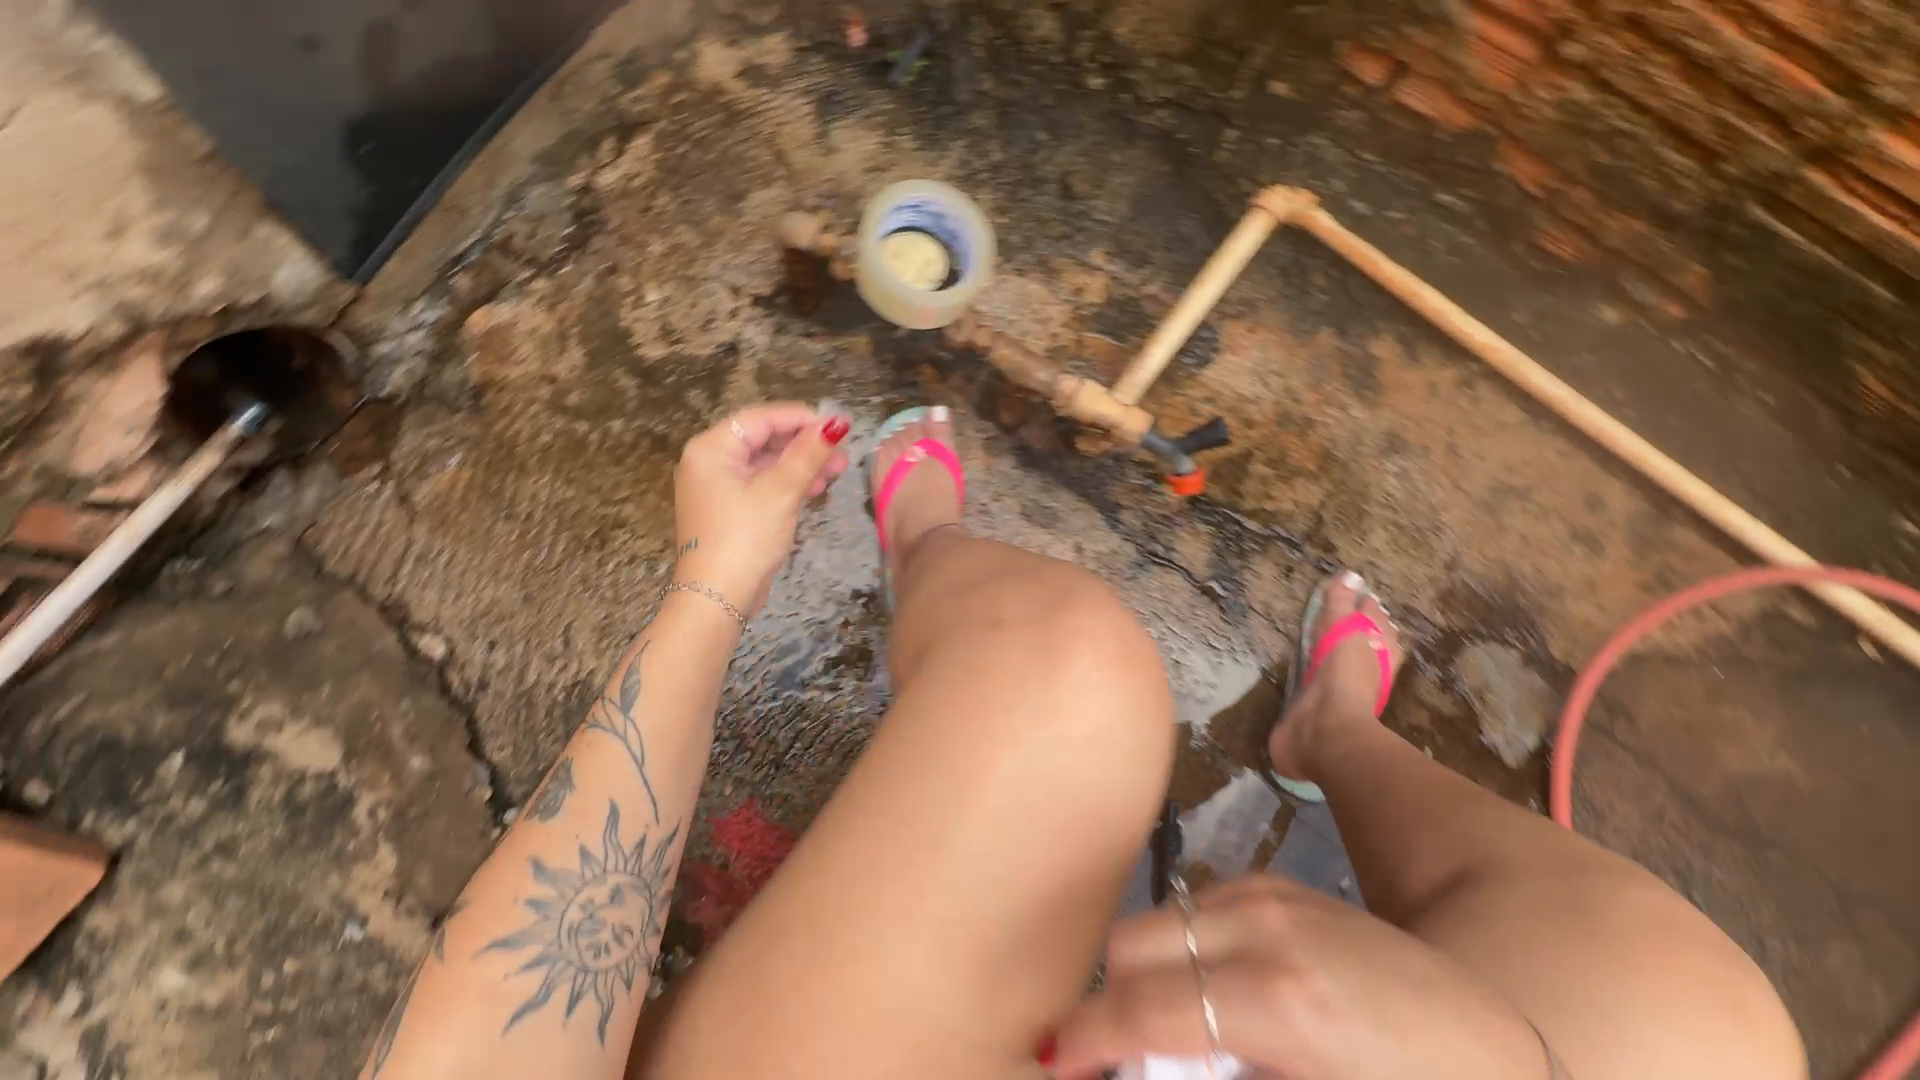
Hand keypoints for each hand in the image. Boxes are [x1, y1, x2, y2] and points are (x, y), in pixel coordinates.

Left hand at [673, 402, 850, 616]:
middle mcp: (709, 461)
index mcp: (711, 448)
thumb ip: (808, 454)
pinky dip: (788, 483)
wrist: (717, 597)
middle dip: (805, 444)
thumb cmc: (745, 539)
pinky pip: (762, 483)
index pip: (762, 418)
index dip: (802, 419)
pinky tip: (816, 489)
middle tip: (843, 453)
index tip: (840, 426)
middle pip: (764, 438)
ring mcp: (718, 486)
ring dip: (802, 464)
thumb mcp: (781, 492)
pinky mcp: (729, 508)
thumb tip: (836, 422)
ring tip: (838, 472)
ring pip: (766, 462)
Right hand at [1048, 876, 1549, 1079]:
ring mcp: (1277, 900)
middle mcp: (1262, 926)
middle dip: (1112, 1001)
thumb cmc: (1422, 1076)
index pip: (1135, 1006)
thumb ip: (1215, 1063)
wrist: (1540, 1045)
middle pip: (1131, 945)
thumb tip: (1143, 1054)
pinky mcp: (1291, 894)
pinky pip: (1205, 909)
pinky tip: (1219, 998)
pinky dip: (1188, 952)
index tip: (1055, 1060)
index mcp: (1272, 995)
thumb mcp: (1308, 1077)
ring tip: (1166, 1032)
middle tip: (1117, 1056)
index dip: (1084, 1039)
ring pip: (1164, 921)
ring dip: (1150, 975)